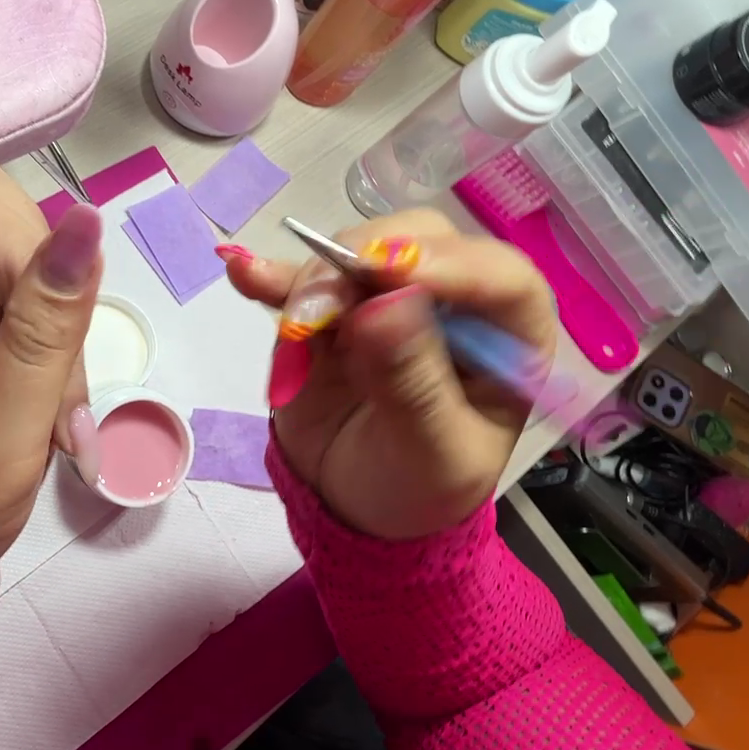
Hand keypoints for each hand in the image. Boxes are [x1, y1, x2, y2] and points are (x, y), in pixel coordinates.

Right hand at [222, 209, 556, 539]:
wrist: (354, 506)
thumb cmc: (416, 487)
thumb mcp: (431, 453)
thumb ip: (413, 383)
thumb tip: (384, 306)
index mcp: (505, 337)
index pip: (498, 278)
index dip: (450, 265)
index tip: (390, 276)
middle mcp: (450, 303)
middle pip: (419, 243)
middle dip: (367, 262)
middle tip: (323, 304)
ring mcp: (383, 301)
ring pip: (354, 254)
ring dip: (316, 278)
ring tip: (291, 328)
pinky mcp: (330, 312)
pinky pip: (303, 284)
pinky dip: (273, 277)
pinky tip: (243, 271)